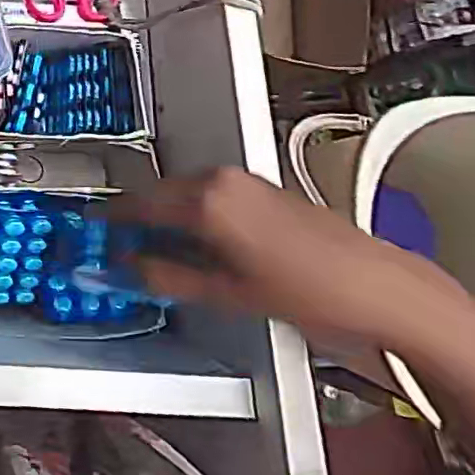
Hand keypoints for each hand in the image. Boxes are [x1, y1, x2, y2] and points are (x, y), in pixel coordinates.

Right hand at [116, 168, 473, 351]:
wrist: (380, 287)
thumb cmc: (311, 292)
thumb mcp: (227, 294)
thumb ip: (167, 277)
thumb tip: (130, 269)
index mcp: (207, 203)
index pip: (140, 205)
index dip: (112, 220)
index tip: (94, 228)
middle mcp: (223, 180)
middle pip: (160, 194)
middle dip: (138, 219)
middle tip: (122, 247)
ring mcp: (245, 180)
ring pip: (185, 192)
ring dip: (166, 216)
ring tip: (158, 250)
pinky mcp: (262, 187)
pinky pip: (210, 192)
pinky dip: (193, 212)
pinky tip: (197, 241)